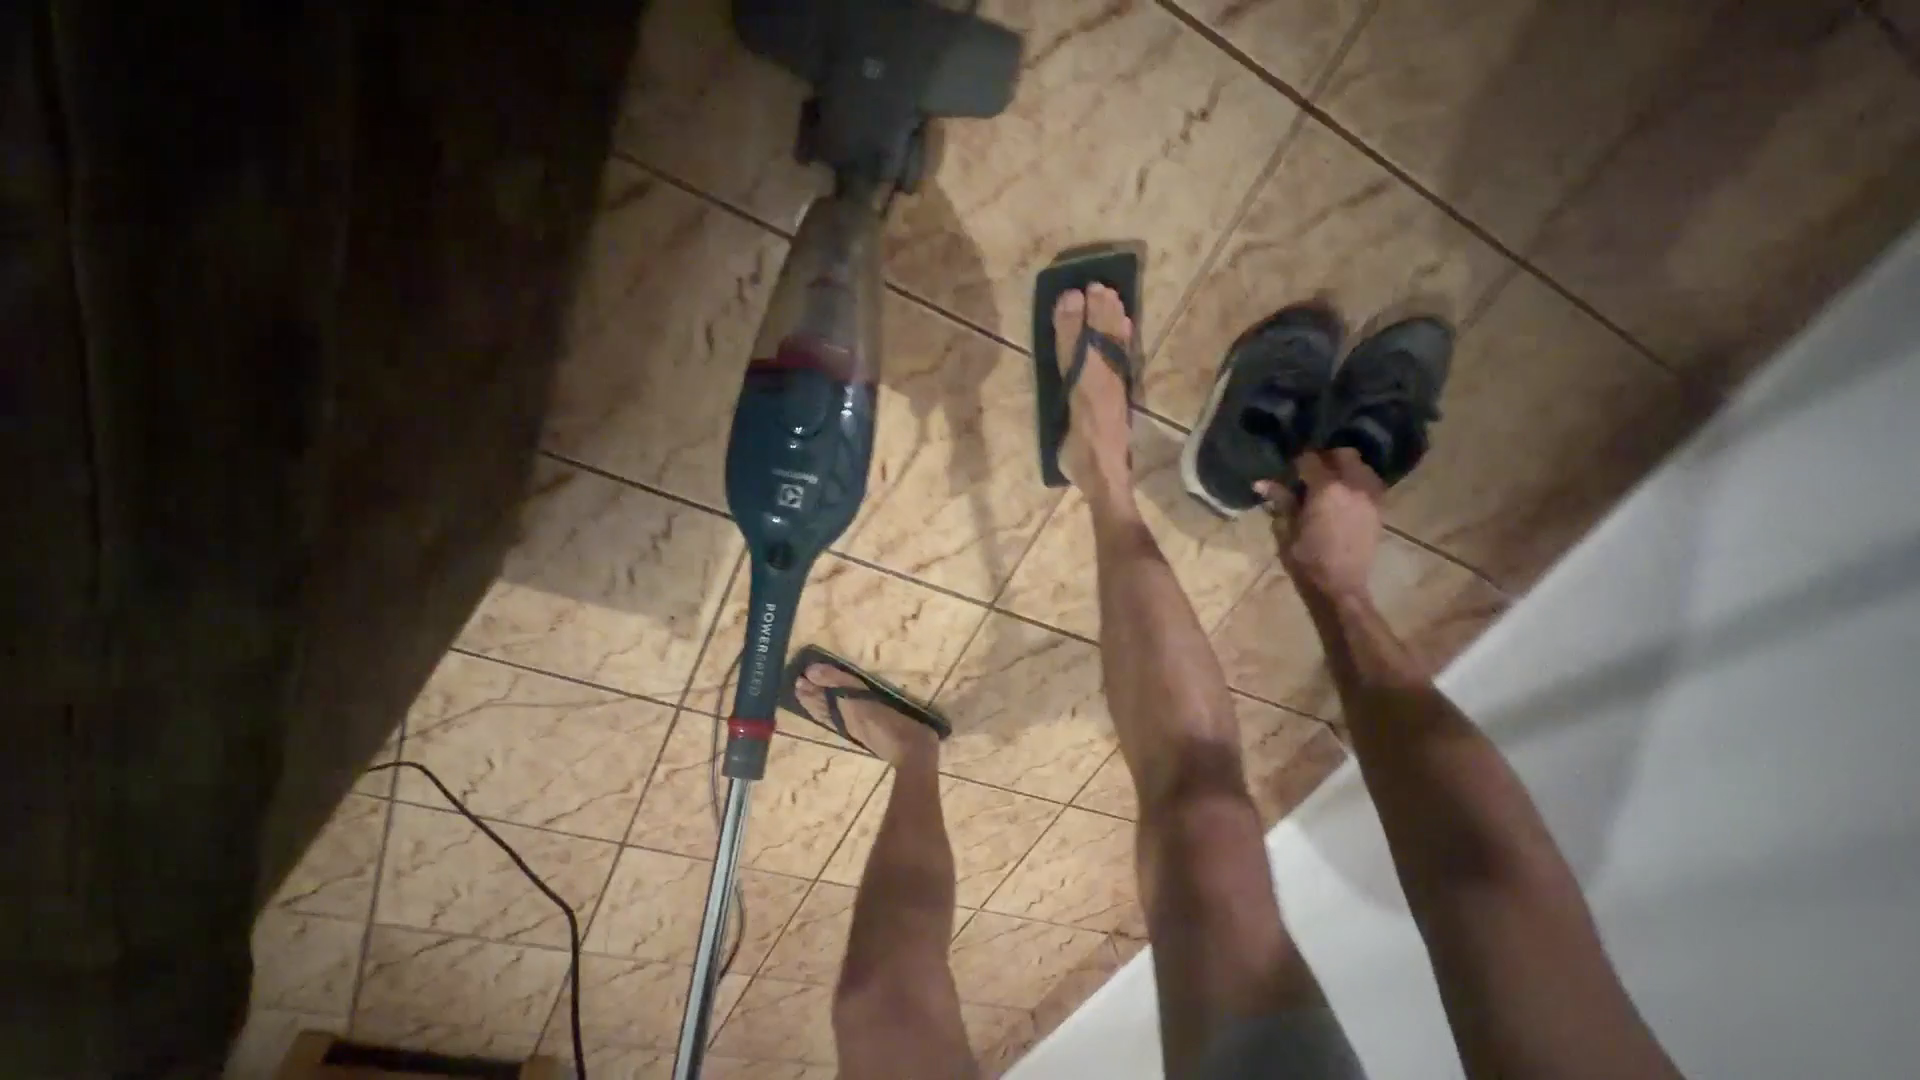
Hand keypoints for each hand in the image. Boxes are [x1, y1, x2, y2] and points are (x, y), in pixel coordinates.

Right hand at [1257, 449, 1385, 600]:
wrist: (1341, 584)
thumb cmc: (1308, 559)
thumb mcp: (1288, 529)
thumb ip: (1281, 500)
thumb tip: (1261, 482)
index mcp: (1326, 489)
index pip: (1310, 459)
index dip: (1298, 462)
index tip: (1290, 472)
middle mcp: (1352, 485)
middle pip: (1343, 454)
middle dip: (1327, 458)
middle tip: (1312, 473)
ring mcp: (1370, 496)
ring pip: (1361, 466)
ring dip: (1346, 468)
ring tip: (1332, 483)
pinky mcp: (1380, 508)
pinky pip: (1371, 482)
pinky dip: (1359, 481)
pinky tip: (1346, 495)